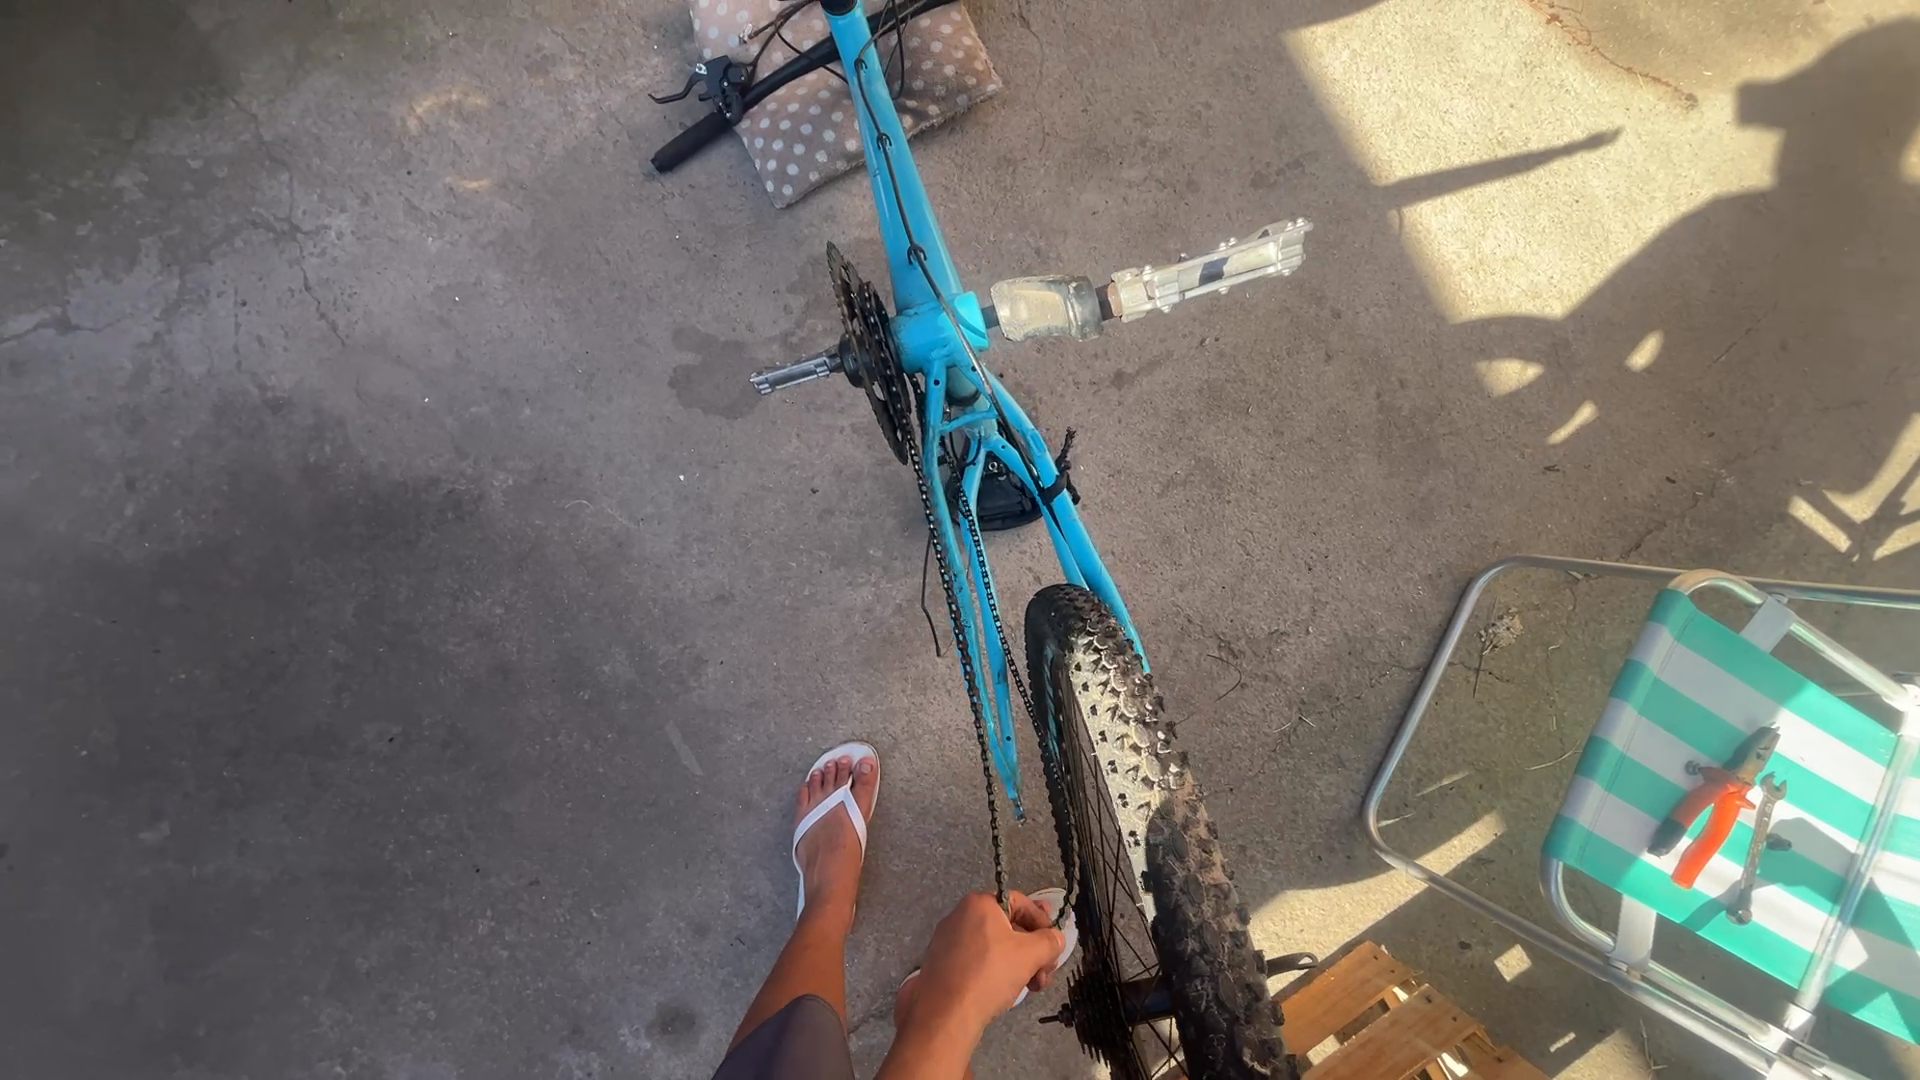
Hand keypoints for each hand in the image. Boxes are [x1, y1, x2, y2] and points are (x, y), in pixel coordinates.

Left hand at [902, 891, 1067, 1036]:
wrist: (946, 1014)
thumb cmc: (989, 974)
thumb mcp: (1030, 954)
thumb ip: (1050, 941)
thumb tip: (1056, 938)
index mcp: (979, 903)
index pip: (1019, 902)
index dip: (1042, 921)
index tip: (1053, 944)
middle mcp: (960, 915)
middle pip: (1008, 926)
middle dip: (1032, 950)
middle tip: (1045, 973)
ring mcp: (948, 940)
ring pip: (993, 946)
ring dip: (1018, 964)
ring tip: (1030, 987)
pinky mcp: (942, 964)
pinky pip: (976, 960)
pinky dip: (995, 972)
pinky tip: (1004, 992)